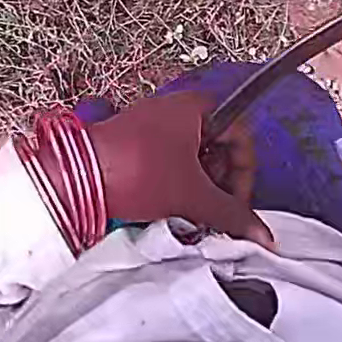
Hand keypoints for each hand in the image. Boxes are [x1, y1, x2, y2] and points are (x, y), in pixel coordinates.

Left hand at [85, 89, 273, 249]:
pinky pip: (169, 162)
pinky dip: (176, 184)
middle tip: (214, 209)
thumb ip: (232, 214)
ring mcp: (152, 124)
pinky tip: (169, 208)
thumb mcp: (193, 195)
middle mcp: (175, 108)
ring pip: (192, 157)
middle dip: (220, 182)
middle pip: (217, 146)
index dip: (244, 172)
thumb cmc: (137, 171)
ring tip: (191, 213)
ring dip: (198, 187)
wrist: (77, 175)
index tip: (237, 202)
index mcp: (196, 106)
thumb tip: (264, 236)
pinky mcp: (134, 142)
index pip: (241, 135)